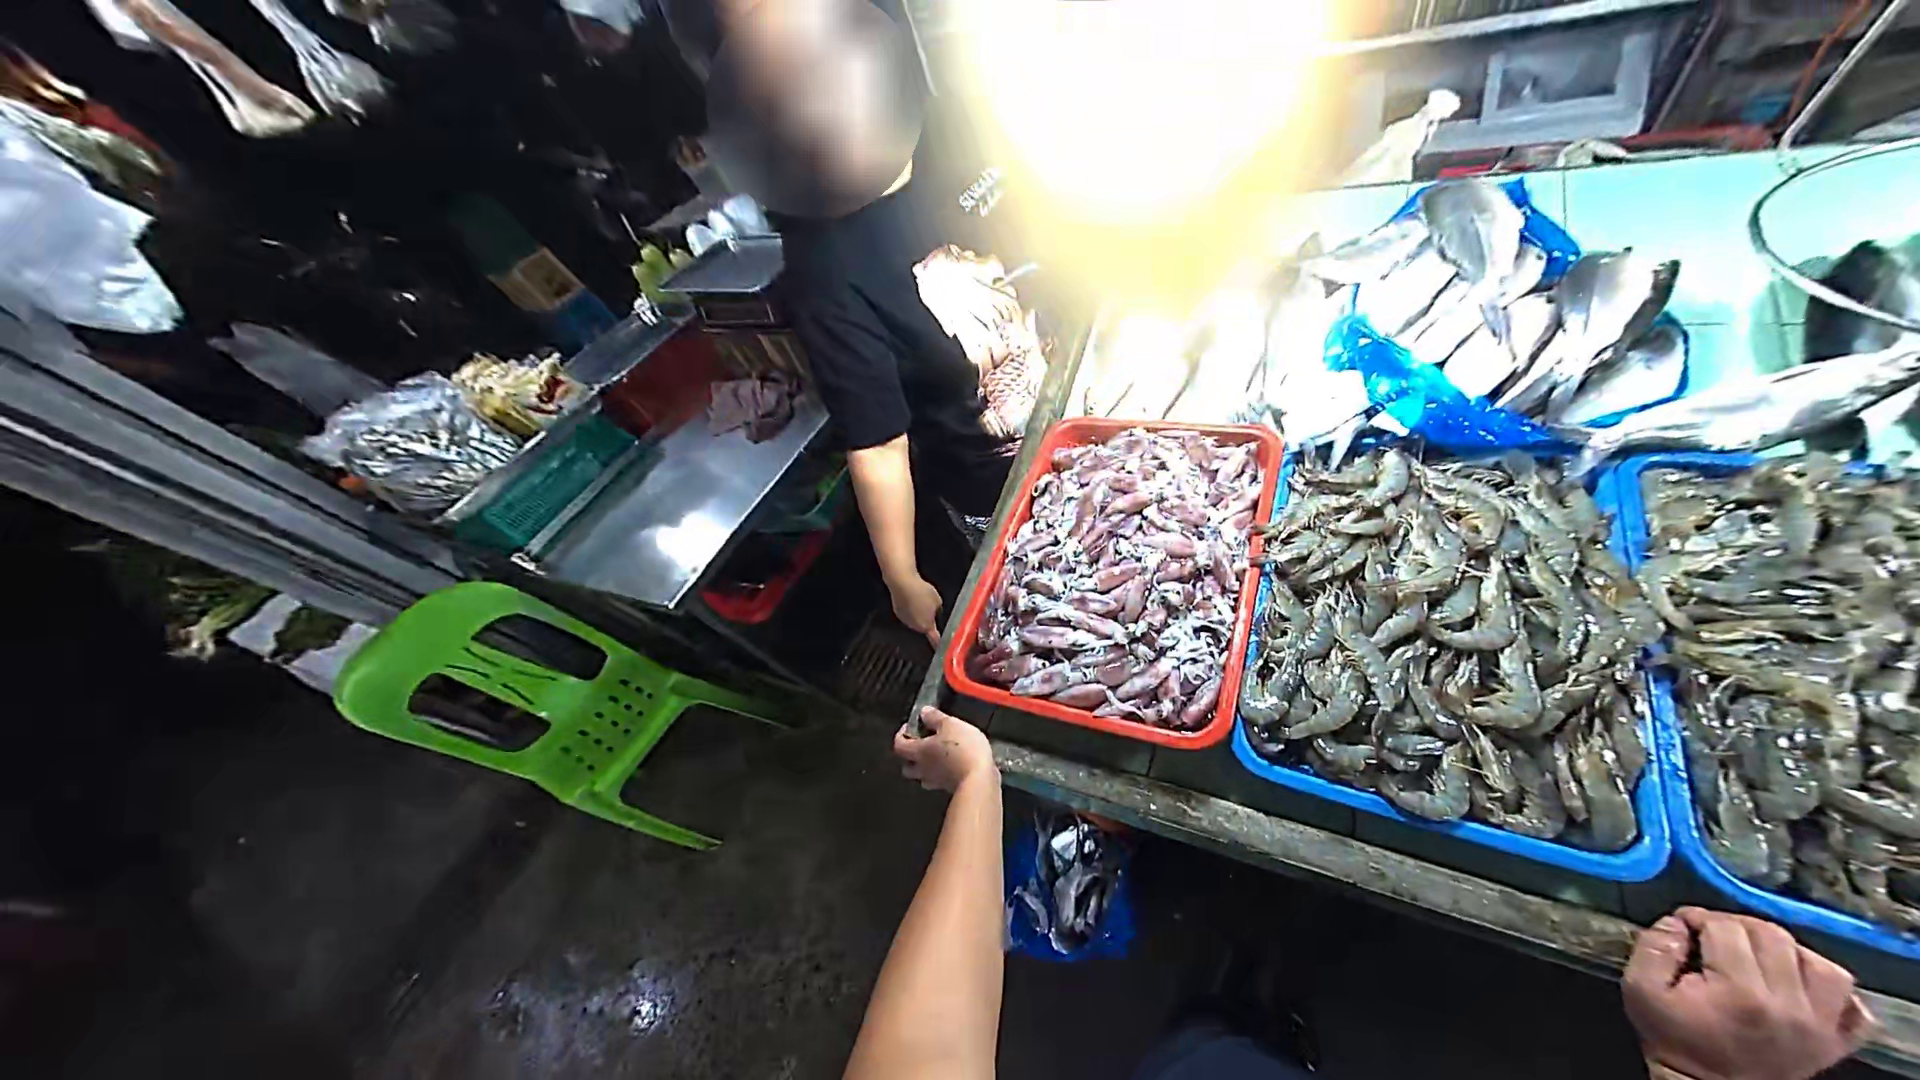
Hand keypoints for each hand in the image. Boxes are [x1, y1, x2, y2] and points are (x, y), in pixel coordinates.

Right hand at [889, 575, 943, 646]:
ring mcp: (904, 620)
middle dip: (928, 621)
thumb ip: (937, 610)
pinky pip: (907, 613)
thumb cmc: (922, 592)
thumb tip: (935, 613)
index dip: (938, 642)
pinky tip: (911, 598)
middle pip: (924, 627)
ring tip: (921, 600)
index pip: (934, 639)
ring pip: (915, 620)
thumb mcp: (938, 600)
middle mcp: (914, 626)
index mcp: (926, 626)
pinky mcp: (897, 612)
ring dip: (918, 614)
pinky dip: (910, 609)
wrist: (902, 583)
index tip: (941, 646)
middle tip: (931, 609)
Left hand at [894, 707, 994, 792]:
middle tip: (921, 743)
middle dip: (910, 755)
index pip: (899, 745)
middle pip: (907, 766)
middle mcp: (923, 769)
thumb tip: (923, 712)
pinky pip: (940, 780)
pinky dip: (942, 772)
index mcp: (919, 752)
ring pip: (923, 776)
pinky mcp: (950, 788)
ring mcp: (936, 782)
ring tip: (938, 754)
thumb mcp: (950, 724)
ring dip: (926, 766)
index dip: (901, 734)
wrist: (981, 780)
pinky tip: (954, 764)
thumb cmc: (963, 749)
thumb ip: (935, 717)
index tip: (910, 726)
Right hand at [1623, 906, 1873, 1079]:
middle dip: (1734, 924)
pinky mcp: (1836, 1042)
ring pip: (1821, 965)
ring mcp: (1822, 1026)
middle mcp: (1790, 1006)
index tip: (1679, 925)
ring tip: (1752, 952)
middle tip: (1709, 933)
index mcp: (1740, 992)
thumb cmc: (1671, 1035)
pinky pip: (1853, 1004)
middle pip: (1774, 937)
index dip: (1695, 917)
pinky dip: (1826, 985)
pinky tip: (1795, 980)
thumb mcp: (1639, 986)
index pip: (1725, 928)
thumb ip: (1652, 947)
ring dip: (1784, 949)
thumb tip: (1674, 922)